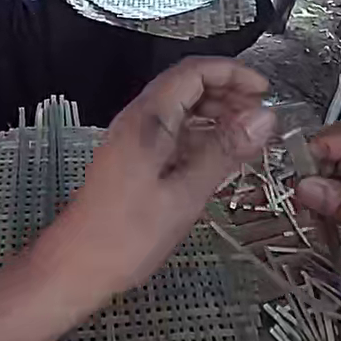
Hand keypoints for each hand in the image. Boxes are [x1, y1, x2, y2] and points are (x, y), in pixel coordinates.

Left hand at [34, 58, 274, 306]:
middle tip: (260, 116)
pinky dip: (203, 134)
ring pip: (183, 107)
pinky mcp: (136, 158)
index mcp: (149, 118)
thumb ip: (225, 150)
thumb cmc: (128, 235)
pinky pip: (175, 131)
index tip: (265, 92)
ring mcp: (136, 138)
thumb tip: (266, 117)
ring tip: (248, 135)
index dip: (233, 73)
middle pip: (189, 84)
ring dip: (217, 113)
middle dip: (229, 91)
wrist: (73, 269)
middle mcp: (140, 119)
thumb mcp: (185, 193)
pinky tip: (222, 156)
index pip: (194, 71)